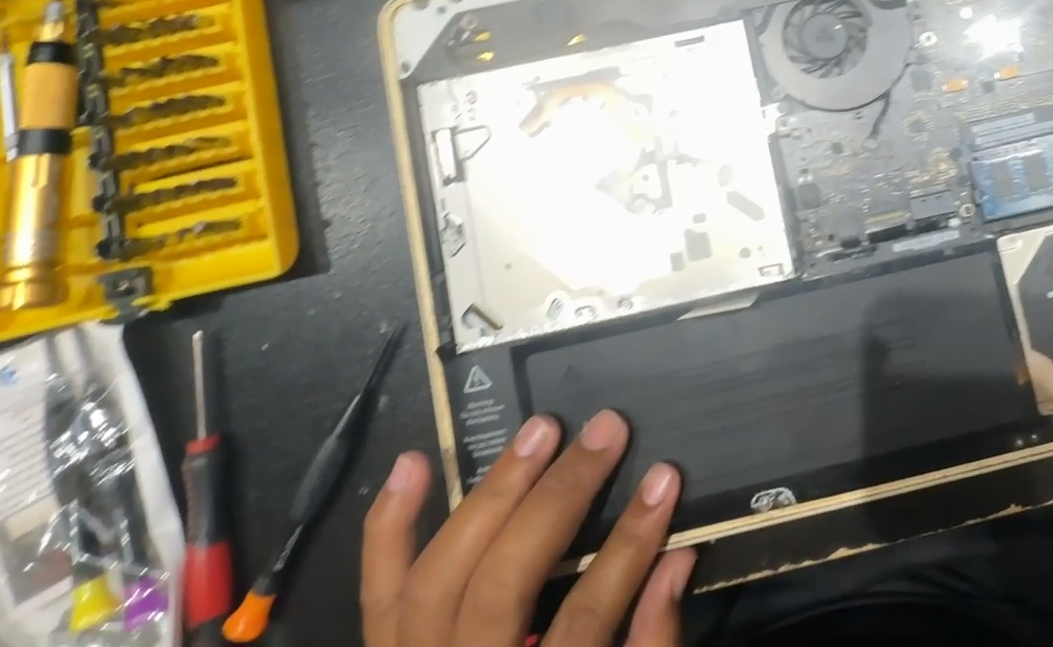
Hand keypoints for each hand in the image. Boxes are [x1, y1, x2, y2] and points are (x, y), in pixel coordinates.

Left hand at [362, 409, 696, 646]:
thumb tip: (676, 559)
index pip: (582, 621)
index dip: (628, 545)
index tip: (663, 479)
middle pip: (501, 584)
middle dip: (559, 497)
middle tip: (606, 431)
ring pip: (436, 577)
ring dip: (490, 493)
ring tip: (540, 431)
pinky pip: (376, 595)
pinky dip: (388, 527)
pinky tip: (413, 463)